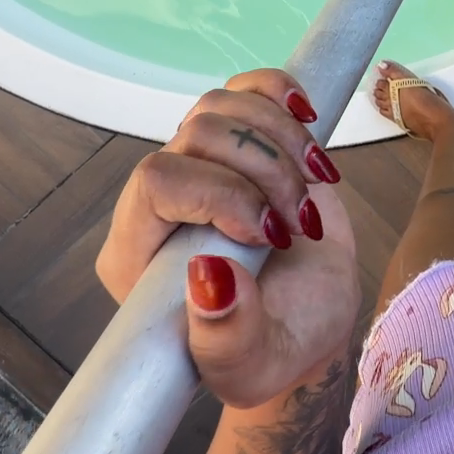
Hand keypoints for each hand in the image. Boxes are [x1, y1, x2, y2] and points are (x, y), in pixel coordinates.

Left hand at [96, 69, 359, 409]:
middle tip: (303, 221)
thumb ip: (228, 338)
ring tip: (315, 183)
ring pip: (222, 106)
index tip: (271, 233)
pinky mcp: (241, 139)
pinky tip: (307, 119)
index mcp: (138, 256)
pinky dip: (282, 92)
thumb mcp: (257, 366)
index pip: (157, 183)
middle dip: (267, 171)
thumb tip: (207, 276)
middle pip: (197, 135)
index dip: (220, 194)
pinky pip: (246, 88)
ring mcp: (201, 163)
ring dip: (284, 139)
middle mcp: (160, 201)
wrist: (315, 310)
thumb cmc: (281, 344)